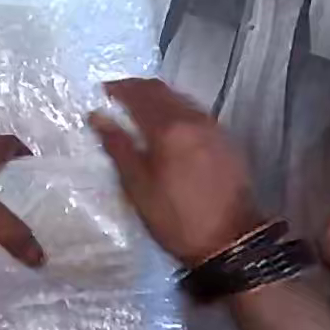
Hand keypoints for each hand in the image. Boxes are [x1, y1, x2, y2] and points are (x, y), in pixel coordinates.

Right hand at [88, 78, 266, 264]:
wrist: (231, 240)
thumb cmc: (176, 217)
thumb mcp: (138, 186)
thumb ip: (118, 146)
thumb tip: (98, 116)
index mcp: (169, 129)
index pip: (139, 95)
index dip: (118, 89)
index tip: (101, 92)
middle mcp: (193, 119)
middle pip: (161, 90)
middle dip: (136, 88)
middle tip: (115, 96)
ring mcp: (213, 127)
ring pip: (179, 98)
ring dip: (156, 97)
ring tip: (137, 109)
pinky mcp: (224, 139)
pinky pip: (193, 111)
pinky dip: (174, 108)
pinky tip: (165, 124)